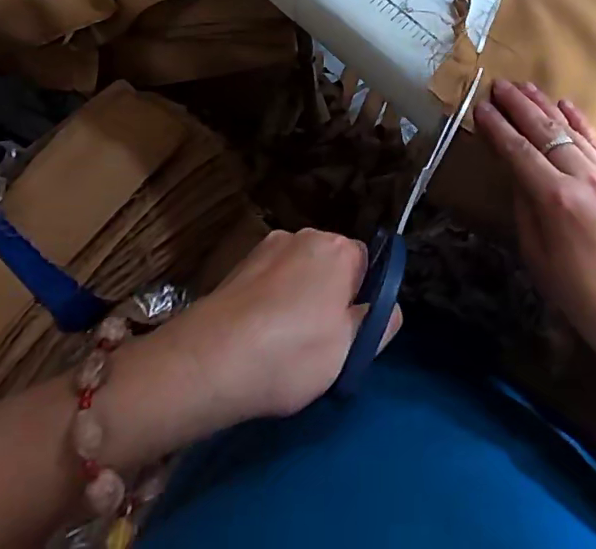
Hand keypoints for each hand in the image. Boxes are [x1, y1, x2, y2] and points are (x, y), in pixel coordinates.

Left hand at [109, 228, 400, 459]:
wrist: (208, 361)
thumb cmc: (291, 353)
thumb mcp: (351, 349)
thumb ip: (379, 321)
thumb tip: (387, 305)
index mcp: (338, 248)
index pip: (368, 263)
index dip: (363, 298)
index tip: (350, 333)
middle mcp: (303, 235)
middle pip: (331, 264)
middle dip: (330, 296)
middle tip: (320, 343)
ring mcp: (265, 247)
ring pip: (298, 273)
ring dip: (299, 298)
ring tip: (283, 344)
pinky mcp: (237, 265)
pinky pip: (270, 281)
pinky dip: (271, 302)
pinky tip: (259, 336)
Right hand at [474, 80, 595, 367]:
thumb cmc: (576, 291)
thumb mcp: (535, 252)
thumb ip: (524, 204)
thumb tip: (516, 170)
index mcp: (555, 198)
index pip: (518, 151)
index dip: (497, 127)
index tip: (480, 107)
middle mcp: (583, 178)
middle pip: (544, 131)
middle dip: (518, 106)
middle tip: (499, 85)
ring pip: (571, 130)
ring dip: (545, 105)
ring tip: (525, 86)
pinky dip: (579, 121)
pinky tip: (565, 105)